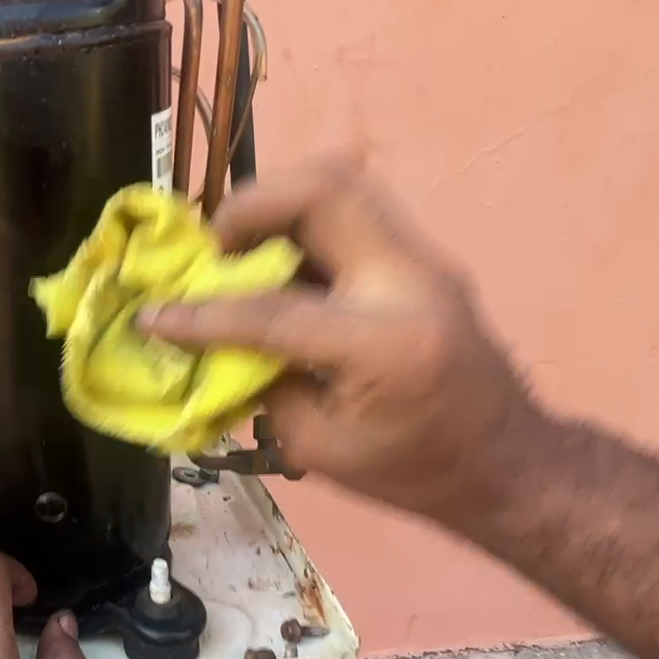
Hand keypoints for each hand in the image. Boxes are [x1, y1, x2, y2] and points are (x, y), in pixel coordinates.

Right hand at [141, 152, 544, 522]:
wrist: (506, 463)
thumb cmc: (411, 472)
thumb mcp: (317, 447)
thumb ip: (262, 382)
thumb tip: (213, 342)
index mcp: (385, 344)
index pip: (272, 310)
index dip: (200, 314)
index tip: (151, 315)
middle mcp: (410, 282)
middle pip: (325, 190)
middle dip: (250, 206)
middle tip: (211, 248)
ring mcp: (424, 262)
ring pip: (342, 186)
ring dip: (275, 206)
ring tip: (236, 251)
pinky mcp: (420, 262)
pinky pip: (351, 216)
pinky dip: (299, 227)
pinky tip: (274, 267)